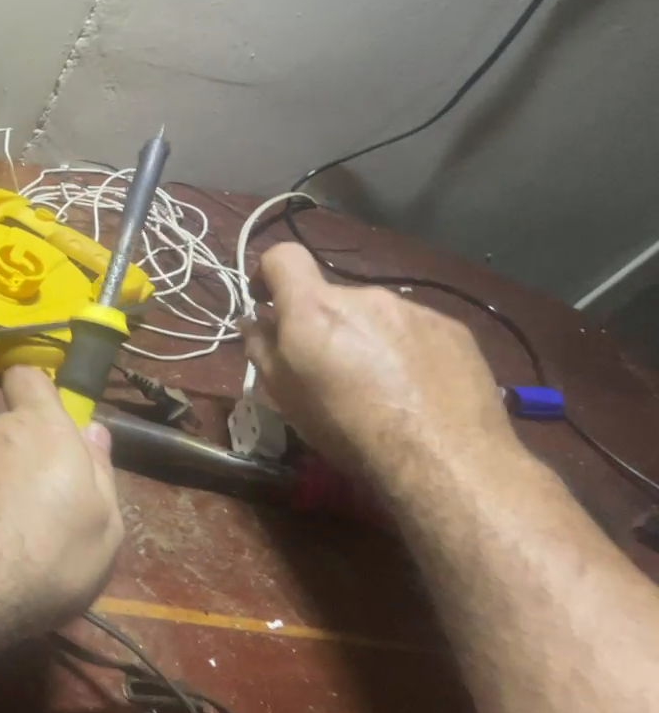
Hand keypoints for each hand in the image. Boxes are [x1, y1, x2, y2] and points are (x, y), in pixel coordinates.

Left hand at [0, 367, 122, 633]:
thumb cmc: (49, 556)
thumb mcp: (105, 525)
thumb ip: (99, 471)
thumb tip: (92, 431)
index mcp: (40, 429)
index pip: (29, 378)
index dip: (41, 393)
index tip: (56, 424)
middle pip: (13, 429)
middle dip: (29, 455)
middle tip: (50, 505)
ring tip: (14, 533)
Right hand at [242, 243, 513, 485]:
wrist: (444, 457)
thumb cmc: (345, 424)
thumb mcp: (280, 390)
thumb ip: (262, 346)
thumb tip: (258, 322)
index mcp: (314, 308)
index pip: (283, 256)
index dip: (267, 272)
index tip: (267, 302)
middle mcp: (365, 297)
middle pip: (330, 295)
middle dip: (321, 320)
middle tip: (324, 364)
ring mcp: (415, 310)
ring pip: (373, 314)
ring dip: (364, 335)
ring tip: (375, 380)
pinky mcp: (454, 330)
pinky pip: (412, 328)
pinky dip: (402, 346)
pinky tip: (412, 385)